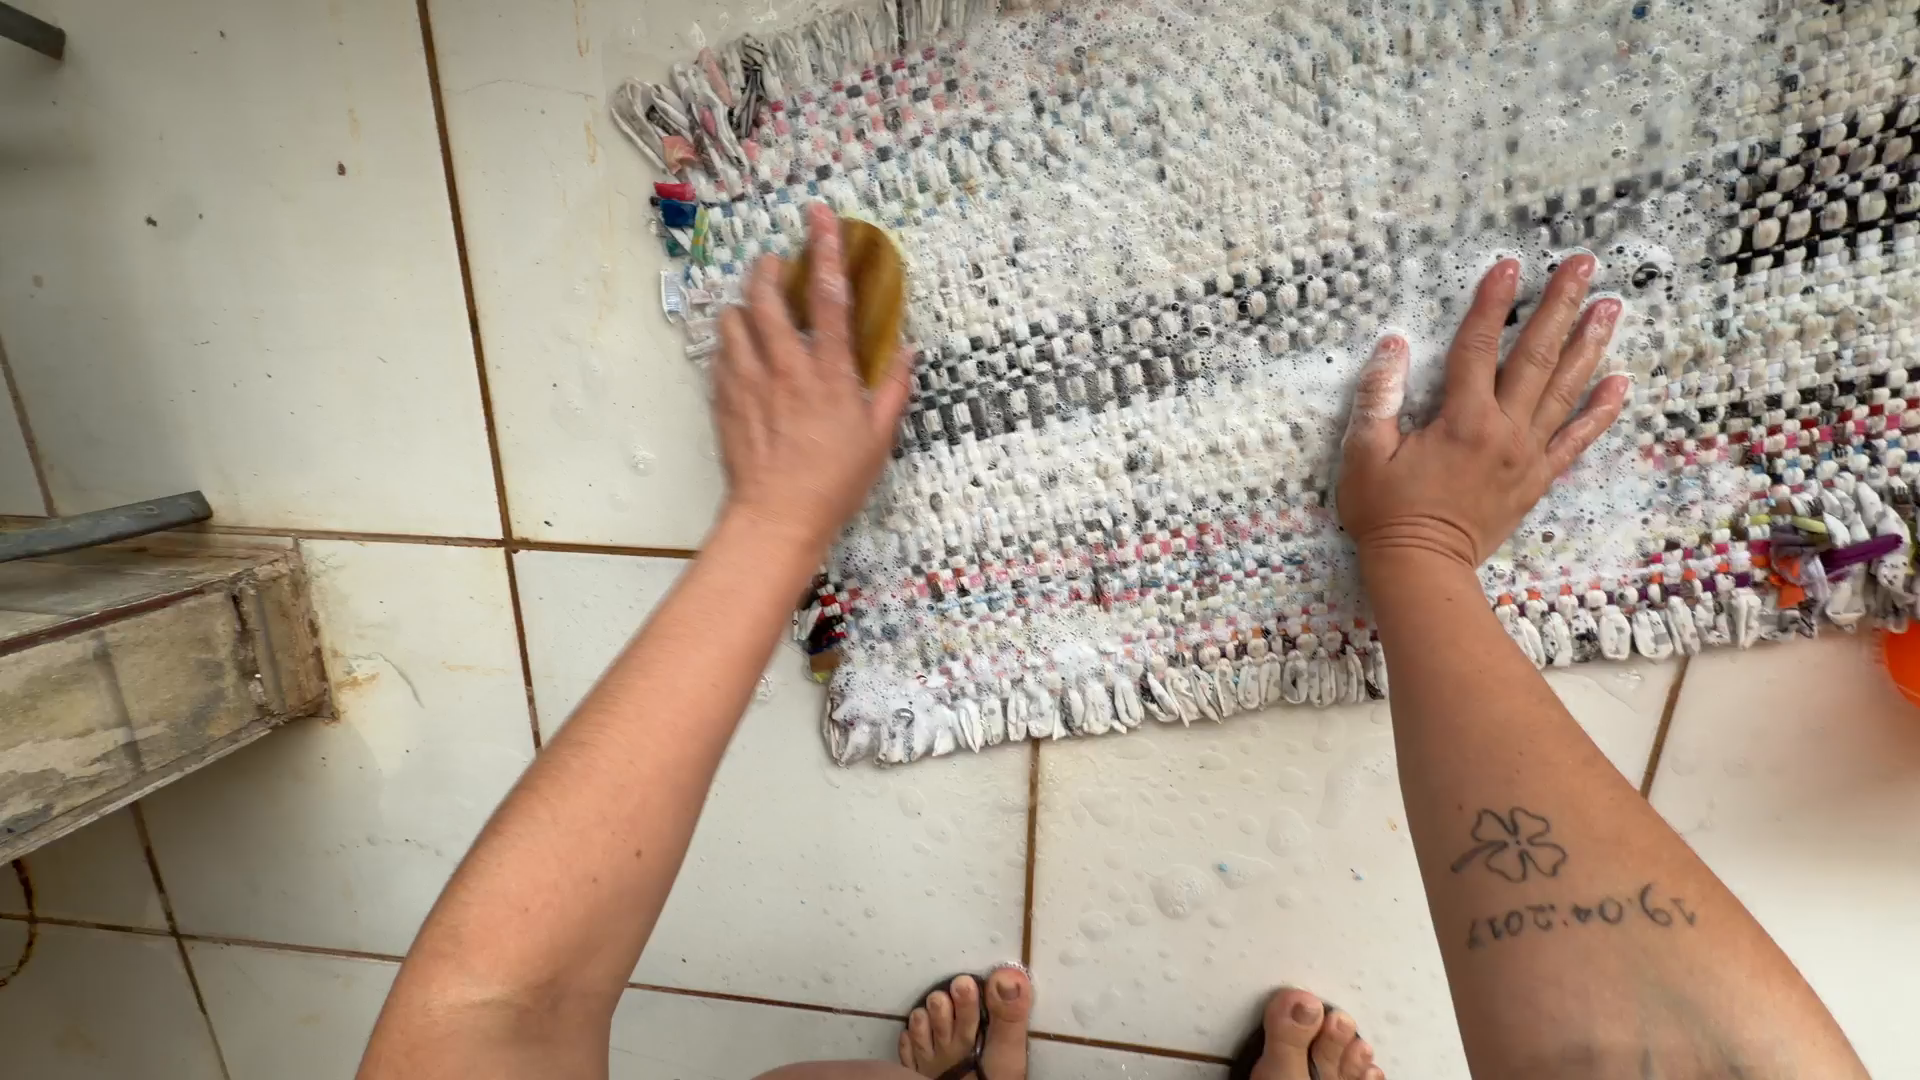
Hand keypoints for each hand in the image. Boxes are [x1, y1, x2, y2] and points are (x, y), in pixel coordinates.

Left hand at [713, 202, 913, 553]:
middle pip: (765, 296)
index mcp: (828, 372)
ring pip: (732, 320)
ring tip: (755, 315)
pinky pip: (719, 356)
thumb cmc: (836, 481)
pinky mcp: (724, 400)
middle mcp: (784, 366)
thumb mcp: (878, 439)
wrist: (778, 515)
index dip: (826, 249)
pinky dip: (730, 345)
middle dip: (768, 270)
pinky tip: (743, 356)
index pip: (829, 297)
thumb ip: (892, 390)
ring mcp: (748, 381)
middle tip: (776, 267)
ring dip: (744, 308)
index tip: (819, 214)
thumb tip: (908, 352)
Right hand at [1337, 254, 1631, 569]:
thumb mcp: (1363, 454)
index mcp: (1461, 421)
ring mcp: (1527, 454)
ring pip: (1565, 390)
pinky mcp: (1536, 478)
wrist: (1420, 564)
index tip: (1507, 266)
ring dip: (1589, 345)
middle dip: (1559, 307)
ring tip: (1611, 305)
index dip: (1491, 305)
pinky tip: (1620, 383)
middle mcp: (1504, 430)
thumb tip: (1392, 346)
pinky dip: (1600, 411)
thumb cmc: (1385, 510)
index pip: (1477, 350)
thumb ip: (1378, 398)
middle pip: (1535, 358)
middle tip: (1583, 265)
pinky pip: (1577, 439)